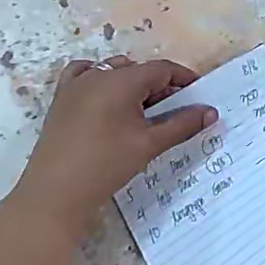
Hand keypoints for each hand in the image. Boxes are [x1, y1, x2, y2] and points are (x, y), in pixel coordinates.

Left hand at [17, 56, 216, 232]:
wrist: (53, 195)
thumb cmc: (106, 166)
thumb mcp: (149, 145)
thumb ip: (182, 124)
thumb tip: (211, 112)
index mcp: (122, 81)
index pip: (161, 69)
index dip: (183, 79)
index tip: (198, 94)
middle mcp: (98, 75)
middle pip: (139, 70)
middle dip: (160, 85)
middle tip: (174, 110)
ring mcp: (76, 85)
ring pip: (114, 71)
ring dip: (133, 83)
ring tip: (143, 111)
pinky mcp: (61, 99)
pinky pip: (83, 75)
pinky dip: (99, 79)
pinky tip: (106, 98)